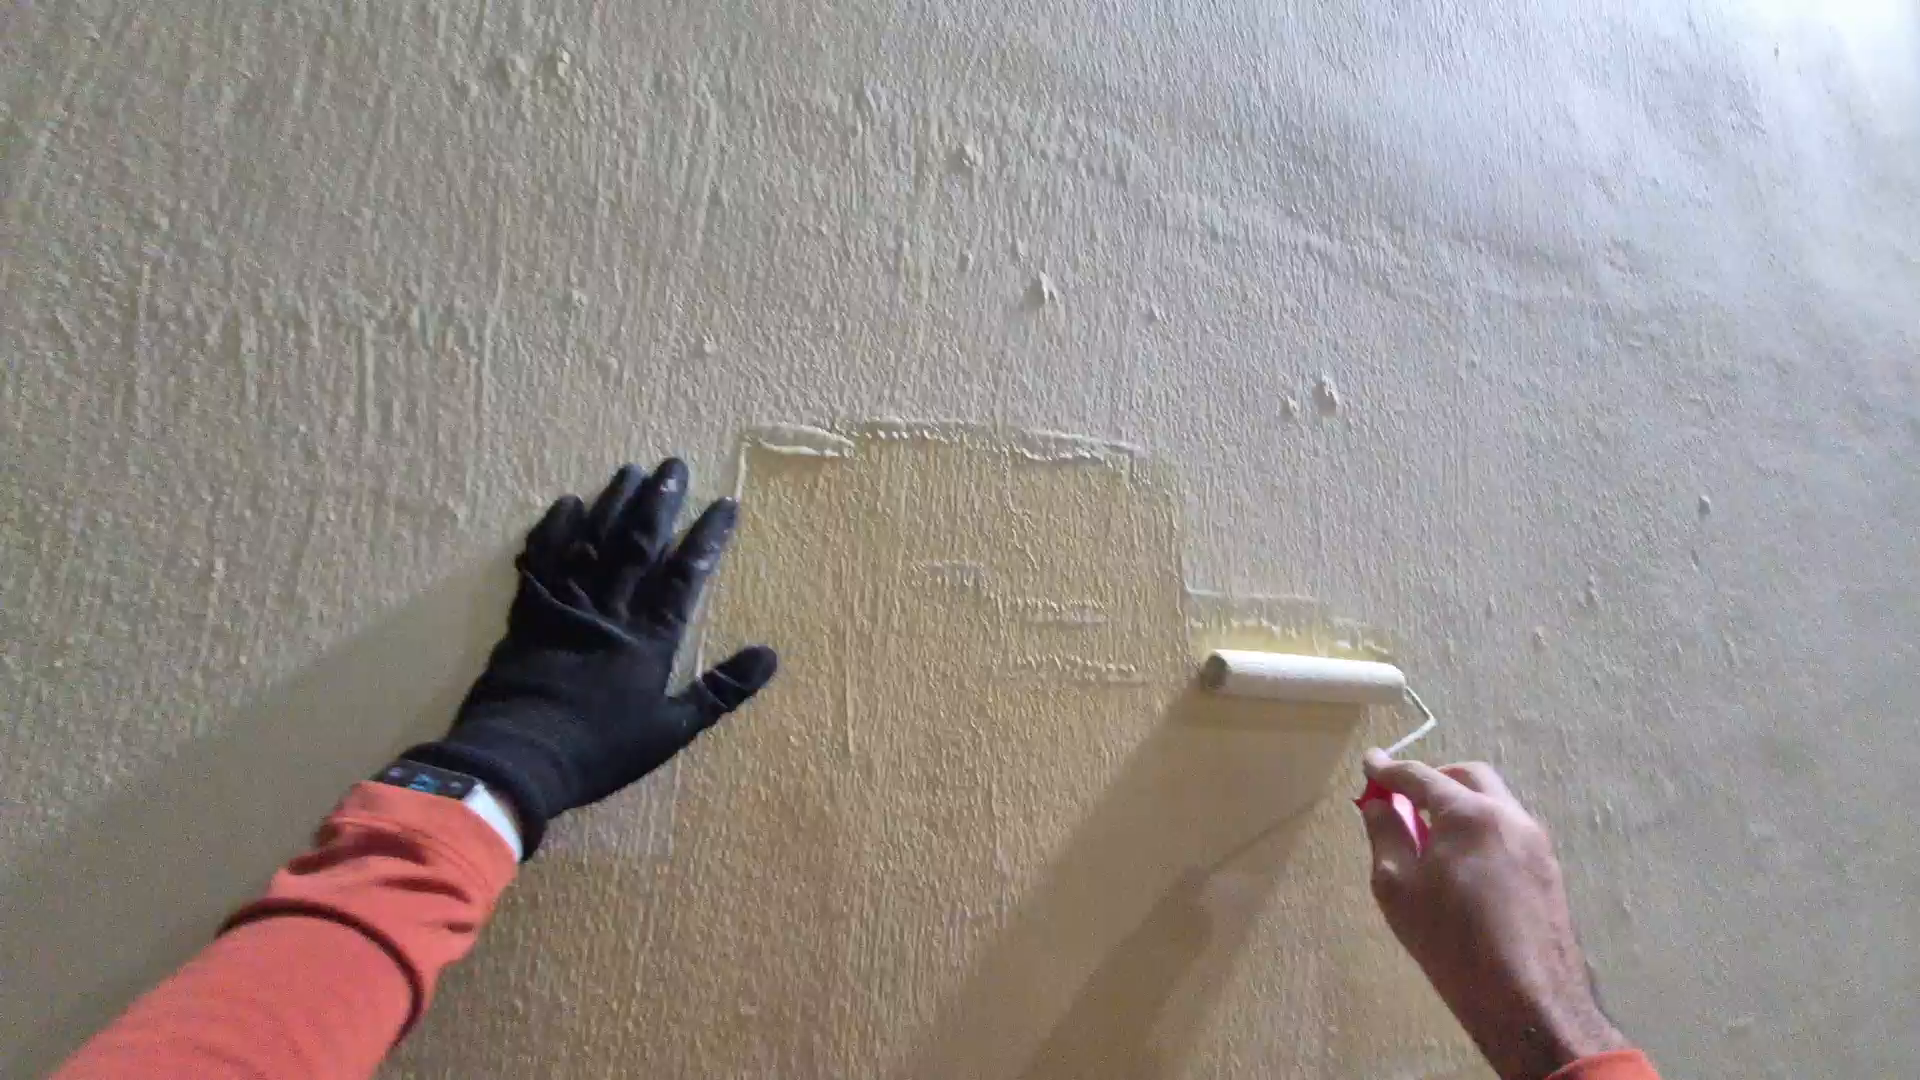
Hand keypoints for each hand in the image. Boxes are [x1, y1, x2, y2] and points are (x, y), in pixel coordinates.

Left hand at [406, 460, 776, 856]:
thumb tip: (772, 655)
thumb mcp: (673, 729)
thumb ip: (722, 690)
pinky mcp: (528, 614)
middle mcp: (611, 610)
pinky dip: (553, 531)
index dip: (707, 537)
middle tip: (674, 465)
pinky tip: (565, 504)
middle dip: (659, 503)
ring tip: (631, 471)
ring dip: (613, 504)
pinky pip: (541, 562)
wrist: (515, 762)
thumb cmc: (600, 748)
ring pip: (593, 544)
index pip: (686, 574)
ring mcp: (566, 607)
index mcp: (650, 637)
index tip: (725, 505)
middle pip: (638, 545)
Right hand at [1360, 749, 1628, 1079]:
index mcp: (1469, 815)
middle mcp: (1509, 817)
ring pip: (1492, 802)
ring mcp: (1536, 844)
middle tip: (1403, 798)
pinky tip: (1459, 860)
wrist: (1528, 1003)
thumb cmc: (1450, 939)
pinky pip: (1506, 829)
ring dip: (1458, 804)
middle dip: (1432, 778)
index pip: (1420, 775)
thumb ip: (1385, 832)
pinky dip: (1478, 827)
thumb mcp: (1396, 884)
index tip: (1368, 763)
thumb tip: (1378, 803)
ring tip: (1429, 834)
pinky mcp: (1548, 871)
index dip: (1388, 769)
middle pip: (1468, 776)